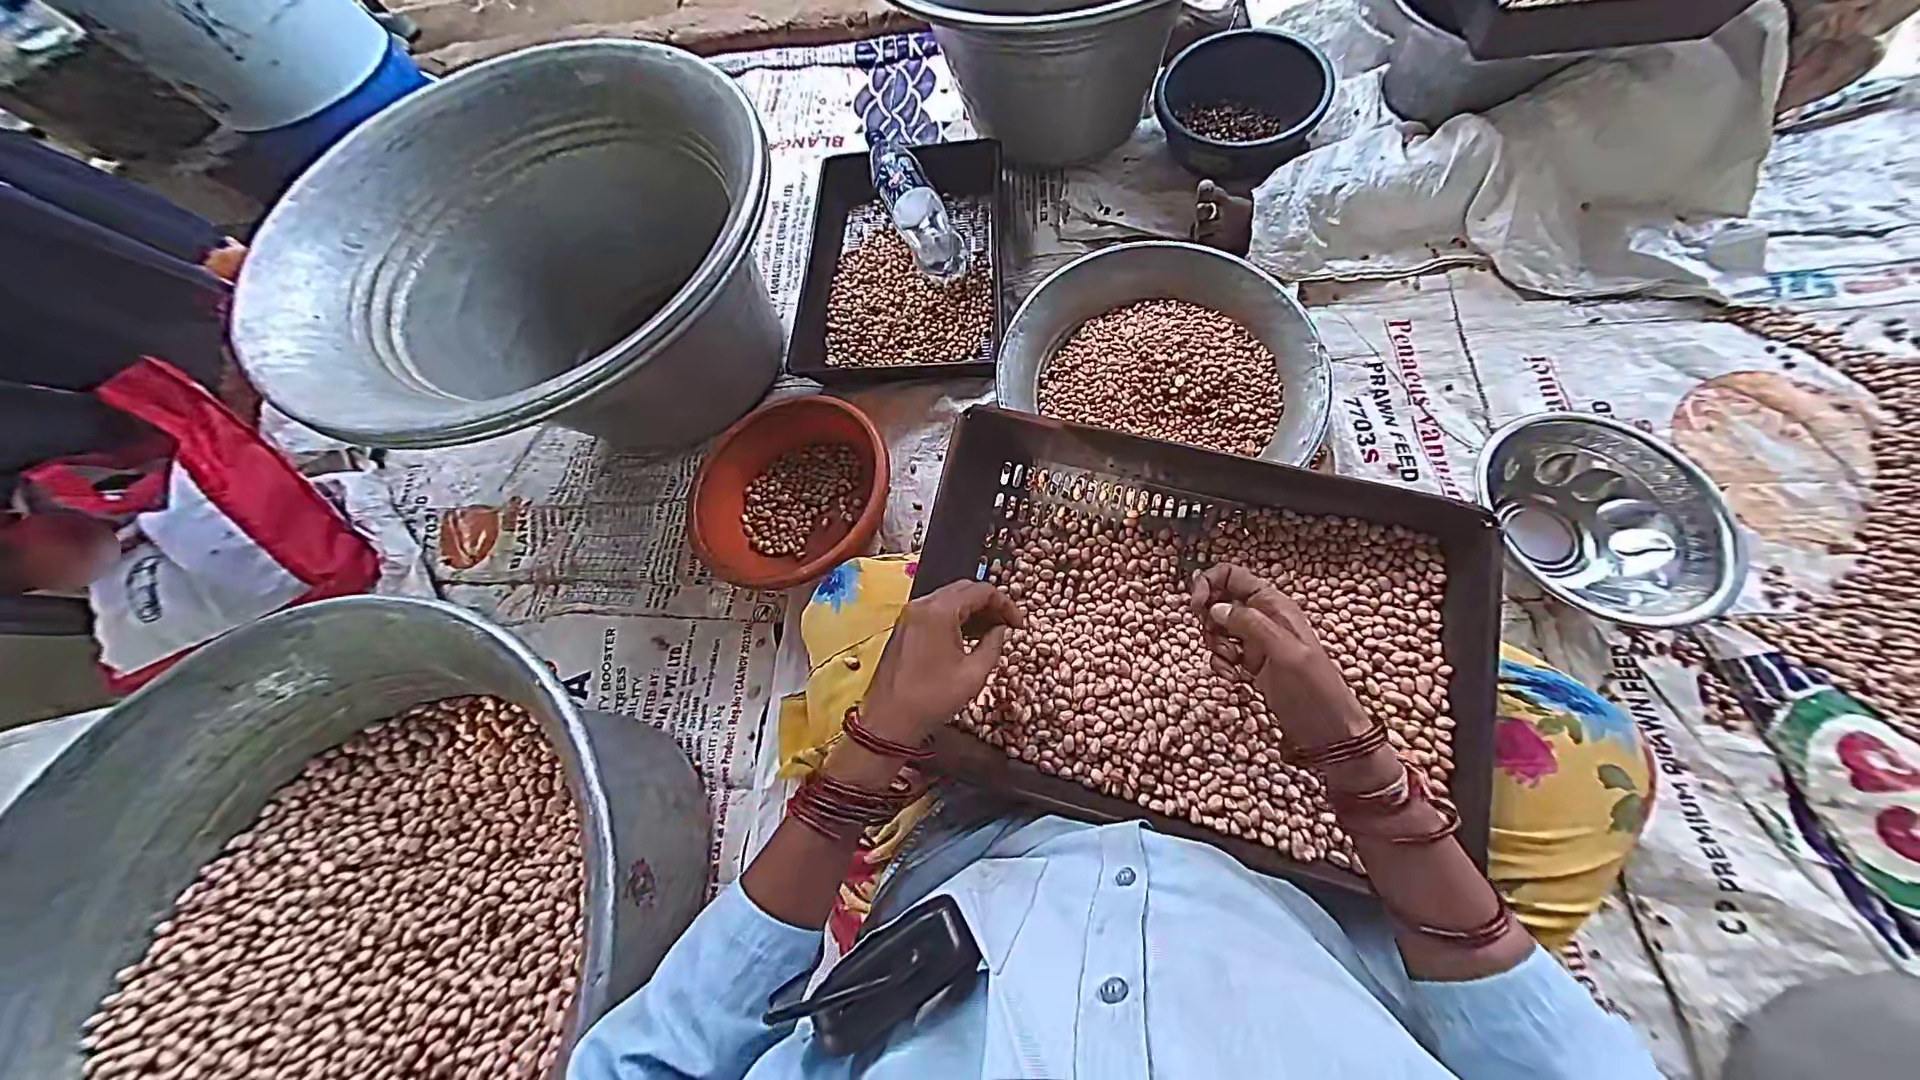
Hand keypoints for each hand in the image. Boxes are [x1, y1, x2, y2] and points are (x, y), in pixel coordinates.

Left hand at [861, 580, 1024, 744]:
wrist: (888, 720)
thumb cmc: (932, 698)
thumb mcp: (973, 674)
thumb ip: (993, 645)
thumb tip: (1002, 630)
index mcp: (939, 611)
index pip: (981, 590)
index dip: (1006, 604)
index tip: (1019, 625)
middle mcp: (922, 604)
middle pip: (964, 589)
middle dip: (990, 604)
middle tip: (1007, 627)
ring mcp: (910, 614)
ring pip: (949, 598)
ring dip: (973, 610)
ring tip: (992, 633)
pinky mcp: (905, 626)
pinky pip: (936, 611)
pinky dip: (955, 617)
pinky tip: (968, 637)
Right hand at [1190, 563, 1370, 749]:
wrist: (1328, 732)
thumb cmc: (1314, 690)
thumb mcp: (1284, 651)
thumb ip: (1249, 623)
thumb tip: (1215, 608)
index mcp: (1274, 604)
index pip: (1232, 575)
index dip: (1208, 583)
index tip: (1197, 605)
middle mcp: (1262, 617)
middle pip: (1218, 600)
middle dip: (1208, 619)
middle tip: (1216, 638)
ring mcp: (1255, 640)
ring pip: (1216, 627)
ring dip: (1214, 643)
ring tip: (1231, 662)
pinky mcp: (1249, 662)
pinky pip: (1221, 651)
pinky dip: (1219, 662)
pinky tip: (1232, 675)